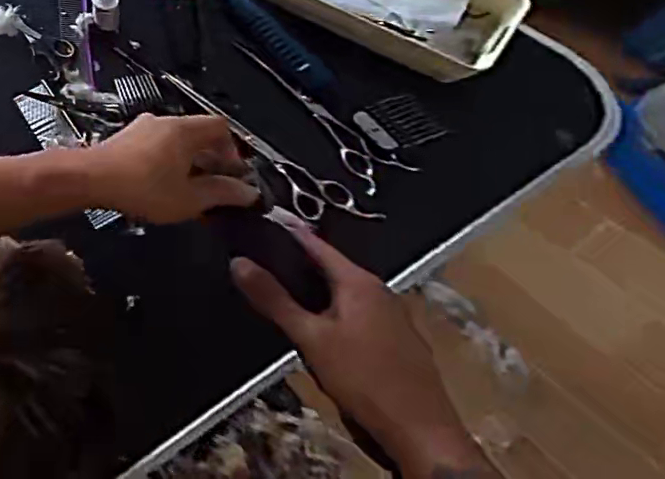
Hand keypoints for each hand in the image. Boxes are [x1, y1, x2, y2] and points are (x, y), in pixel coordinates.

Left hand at [85, 113, 258, 222]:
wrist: (91, 178)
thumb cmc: (143, 187)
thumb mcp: (189, 198)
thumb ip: (221, 193)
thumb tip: (248, 192)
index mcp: (184, 130)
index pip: (220, 127)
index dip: (234, 150)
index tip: (234, 175)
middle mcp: (164, 121)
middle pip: (199, 132)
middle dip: (212, 158)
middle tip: (216, 186)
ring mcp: (143, 127)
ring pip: (178, 139)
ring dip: (190, 160)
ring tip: (191, 189)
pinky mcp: (127, 137)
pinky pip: (158, 143)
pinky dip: (169, 159)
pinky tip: (164, 183)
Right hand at [230, 213, 490, 477]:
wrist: (426, 441)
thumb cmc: (366, 381)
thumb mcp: (310, 339)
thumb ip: (273, 299)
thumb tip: (238, 262)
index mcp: (359, 281)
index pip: (314, 242)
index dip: (285, 230)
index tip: (257, 221)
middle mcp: (379, 291)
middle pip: (329, 266)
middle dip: (296, 263)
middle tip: (260, 261)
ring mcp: (393, 318)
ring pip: (343, 292)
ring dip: (315, 290)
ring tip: (281, 292)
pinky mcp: (398, 343)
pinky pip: (357, 313)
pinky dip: (333, 311)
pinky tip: (318, 328)